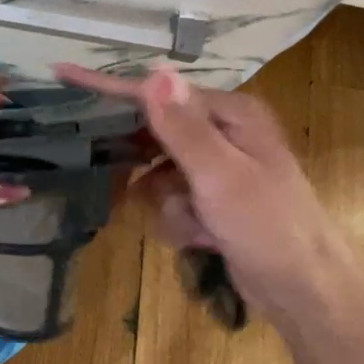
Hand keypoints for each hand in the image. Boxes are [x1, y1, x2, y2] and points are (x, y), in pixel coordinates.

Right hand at [54, 62, 363, 324]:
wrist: (302, 290)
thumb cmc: (268, 228)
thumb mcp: (220, 176)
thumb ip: (183, 128)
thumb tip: (154, 73)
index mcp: (231, 114)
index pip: (156, 93)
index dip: (107, 87)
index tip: (61, 73)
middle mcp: (223, 133)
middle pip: (152, 135)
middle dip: (145, 170)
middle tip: (148, 186)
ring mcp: (216, 168)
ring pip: (154, 174)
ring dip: (166, 204)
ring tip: (196, 225)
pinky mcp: (211, 199)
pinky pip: (169, 200)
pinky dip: (177, 220)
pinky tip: (201, 238)